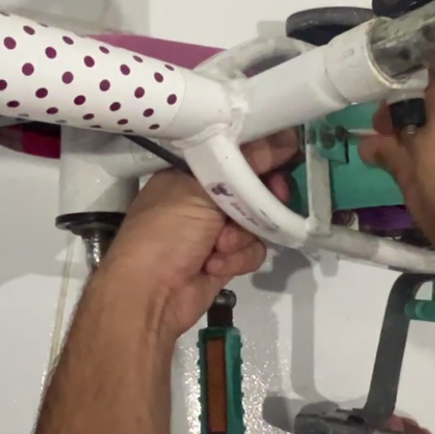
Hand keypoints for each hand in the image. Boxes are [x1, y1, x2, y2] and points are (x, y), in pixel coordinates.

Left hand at [92, 131, 299, 341]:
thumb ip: (246, 164)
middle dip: (261, 198)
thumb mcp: (203, 190)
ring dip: (242, 236)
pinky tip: (215, 266)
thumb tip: (285, 139)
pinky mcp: (225, 259)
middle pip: (252, 188)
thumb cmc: (167, 231)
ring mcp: (215, 230)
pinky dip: (238, 258)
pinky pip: (252, 250)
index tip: (286, 158)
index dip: (261, 156)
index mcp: (189, 173)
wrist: (148, 294)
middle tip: (275, 197)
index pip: (234, 155)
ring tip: (220, 246)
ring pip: (256, 222)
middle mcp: (203, 198)